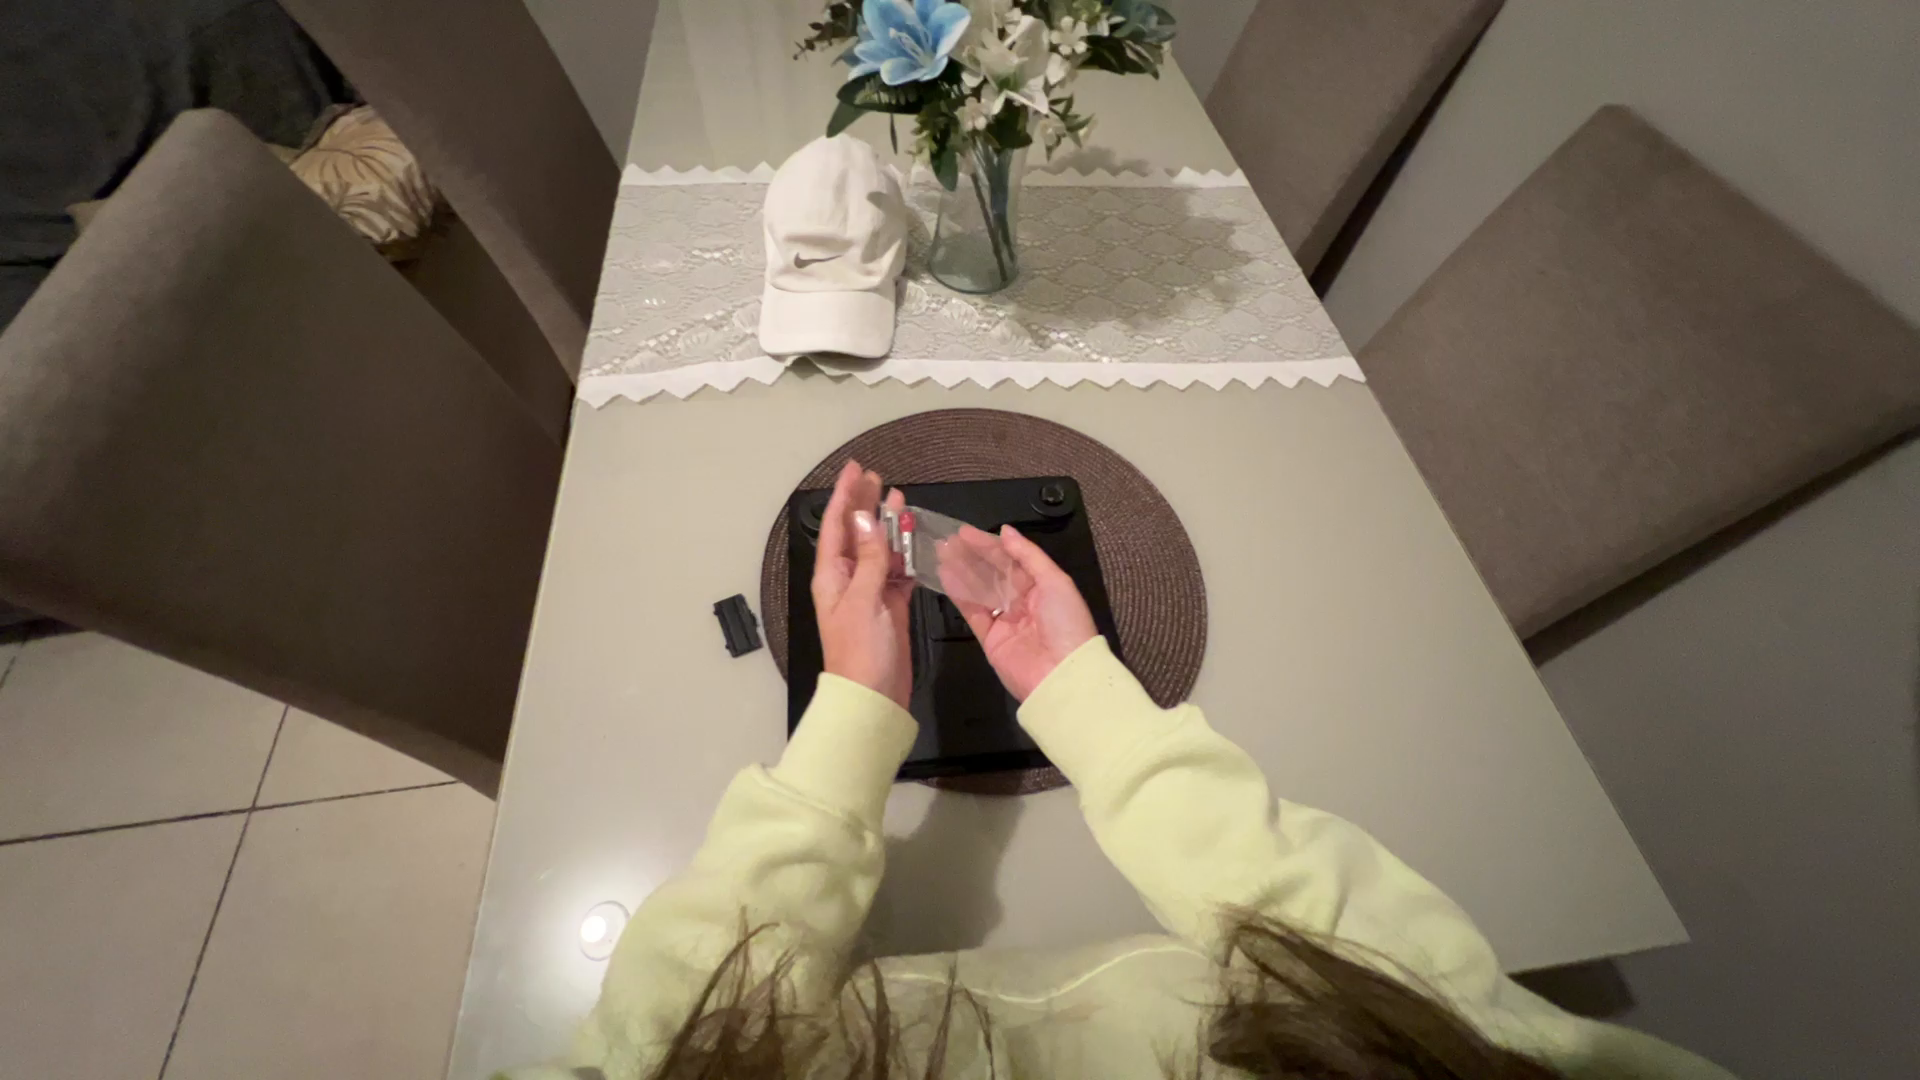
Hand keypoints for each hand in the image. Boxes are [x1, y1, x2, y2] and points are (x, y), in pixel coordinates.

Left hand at [811, 460, 912, 708]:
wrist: (874, 697)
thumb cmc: (860, 653)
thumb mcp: (863, 601)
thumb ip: (869, 559)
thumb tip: (866, 520)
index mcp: (833, 576)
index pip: (839, 526)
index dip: (846, 496)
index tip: (856, 470)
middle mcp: (849, 580)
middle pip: (858, 533)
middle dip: (866, 504)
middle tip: (877, 477)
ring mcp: (870, 593)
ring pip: (881, 550)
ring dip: (889, 527)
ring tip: (899, 500)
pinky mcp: (890, 606)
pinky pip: (898, 572)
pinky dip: (906, 556)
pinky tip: (914, 541)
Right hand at [949, 524, 1097, 701]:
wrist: (1062, 674)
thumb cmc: (1065, 622)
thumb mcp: (1056, 581)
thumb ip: (1028, 555)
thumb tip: (1005, 531)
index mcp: (1043, 587)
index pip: (1012, 561)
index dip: (990, 545)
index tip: (966, 532)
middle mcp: (1023, 602)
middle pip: (993, 574)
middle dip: (972, 556)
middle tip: (948, 540)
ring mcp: (1005, 621)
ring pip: (980, 590)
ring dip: (961, 571)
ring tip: (941, 552)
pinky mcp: (989, 639)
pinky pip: (972, 612)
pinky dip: (959, 594)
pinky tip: (945, 576)